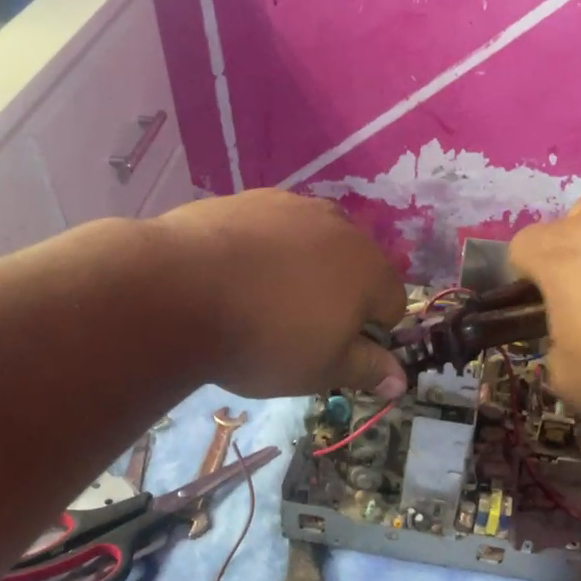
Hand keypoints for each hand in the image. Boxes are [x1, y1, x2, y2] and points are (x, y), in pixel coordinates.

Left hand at [155, 190, 408, 399]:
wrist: (179, 290)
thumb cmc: (268, 340)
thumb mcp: (324, 370)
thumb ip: (368, 370)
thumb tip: (401, 381)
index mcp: (370, 269)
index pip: (392, 305)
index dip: (370, 335)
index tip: (336, 354)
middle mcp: (340, 226)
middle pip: (354, 269)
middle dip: (338, 299)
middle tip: (299, 333)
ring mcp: (292, 205)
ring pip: (312, 246)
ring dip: (301, 273)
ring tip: (262, 305)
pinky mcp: (247, 198)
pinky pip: (271, 232)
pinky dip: (264, 254)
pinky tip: (234, 280)